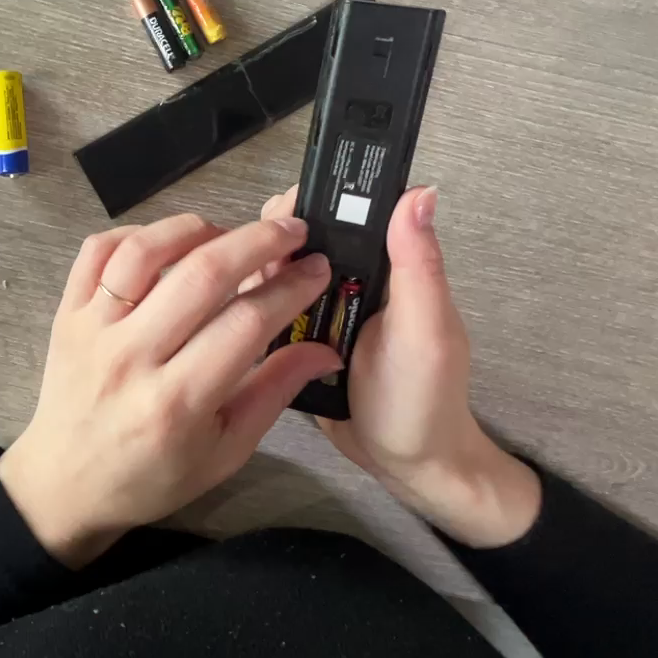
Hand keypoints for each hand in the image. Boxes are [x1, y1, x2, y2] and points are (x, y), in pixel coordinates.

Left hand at [0, 214, 340, 566]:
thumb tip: (326, 348)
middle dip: (258, 242)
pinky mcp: (66, 311)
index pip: (246, 323)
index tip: (317, 267)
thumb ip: (274, 392)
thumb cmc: (151, 474)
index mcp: (177, 402)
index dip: (291, 288)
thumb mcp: (224, 451)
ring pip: (144, 250)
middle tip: (291, 230)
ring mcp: (92, 328)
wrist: (65, 481)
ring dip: (195, 229)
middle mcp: (131, 356)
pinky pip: (97, 250)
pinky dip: (135, 232)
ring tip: (226, 232)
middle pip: (201, 274)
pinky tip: (166, 242)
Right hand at [255, 186, 540, 547]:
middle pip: (299, 233)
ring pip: (277, 265)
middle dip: (271, 237)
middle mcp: (350, 275)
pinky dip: (250, 300)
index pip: (343, 208)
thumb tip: (421, 190)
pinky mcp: (298, 332)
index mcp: (384, 263)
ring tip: (245, 291)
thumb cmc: (424, 399)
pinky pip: (267, 302)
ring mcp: (321, 304)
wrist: (404, 467)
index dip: (311, 198)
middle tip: (260, 268)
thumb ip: (418, 264)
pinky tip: (232, 309)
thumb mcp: (424, 330)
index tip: (280, 215)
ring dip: (256, 267)